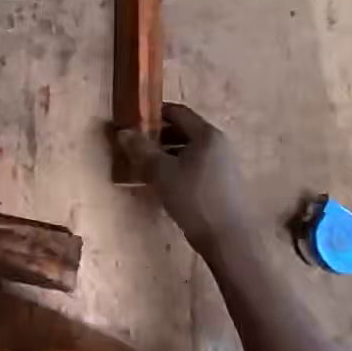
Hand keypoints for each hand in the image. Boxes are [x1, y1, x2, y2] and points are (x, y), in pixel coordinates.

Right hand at [116, 103, 254, 253]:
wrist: (227, 238)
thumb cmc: (194, 198)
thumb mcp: (162, 173)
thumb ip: (141, 150)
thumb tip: (123, 132)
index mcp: (207, 134)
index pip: (178, 112)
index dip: (155, 114)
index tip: (135, 121)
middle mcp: (219, 143)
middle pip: (185, 130)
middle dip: (160, 136)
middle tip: (138, 145)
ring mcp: (225, 162)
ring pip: (191, 149)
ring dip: (169, 153)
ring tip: (148, 166)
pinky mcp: (226, 181)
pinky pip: (199, 164)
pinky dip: (181, 166)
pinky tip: (168, 183)